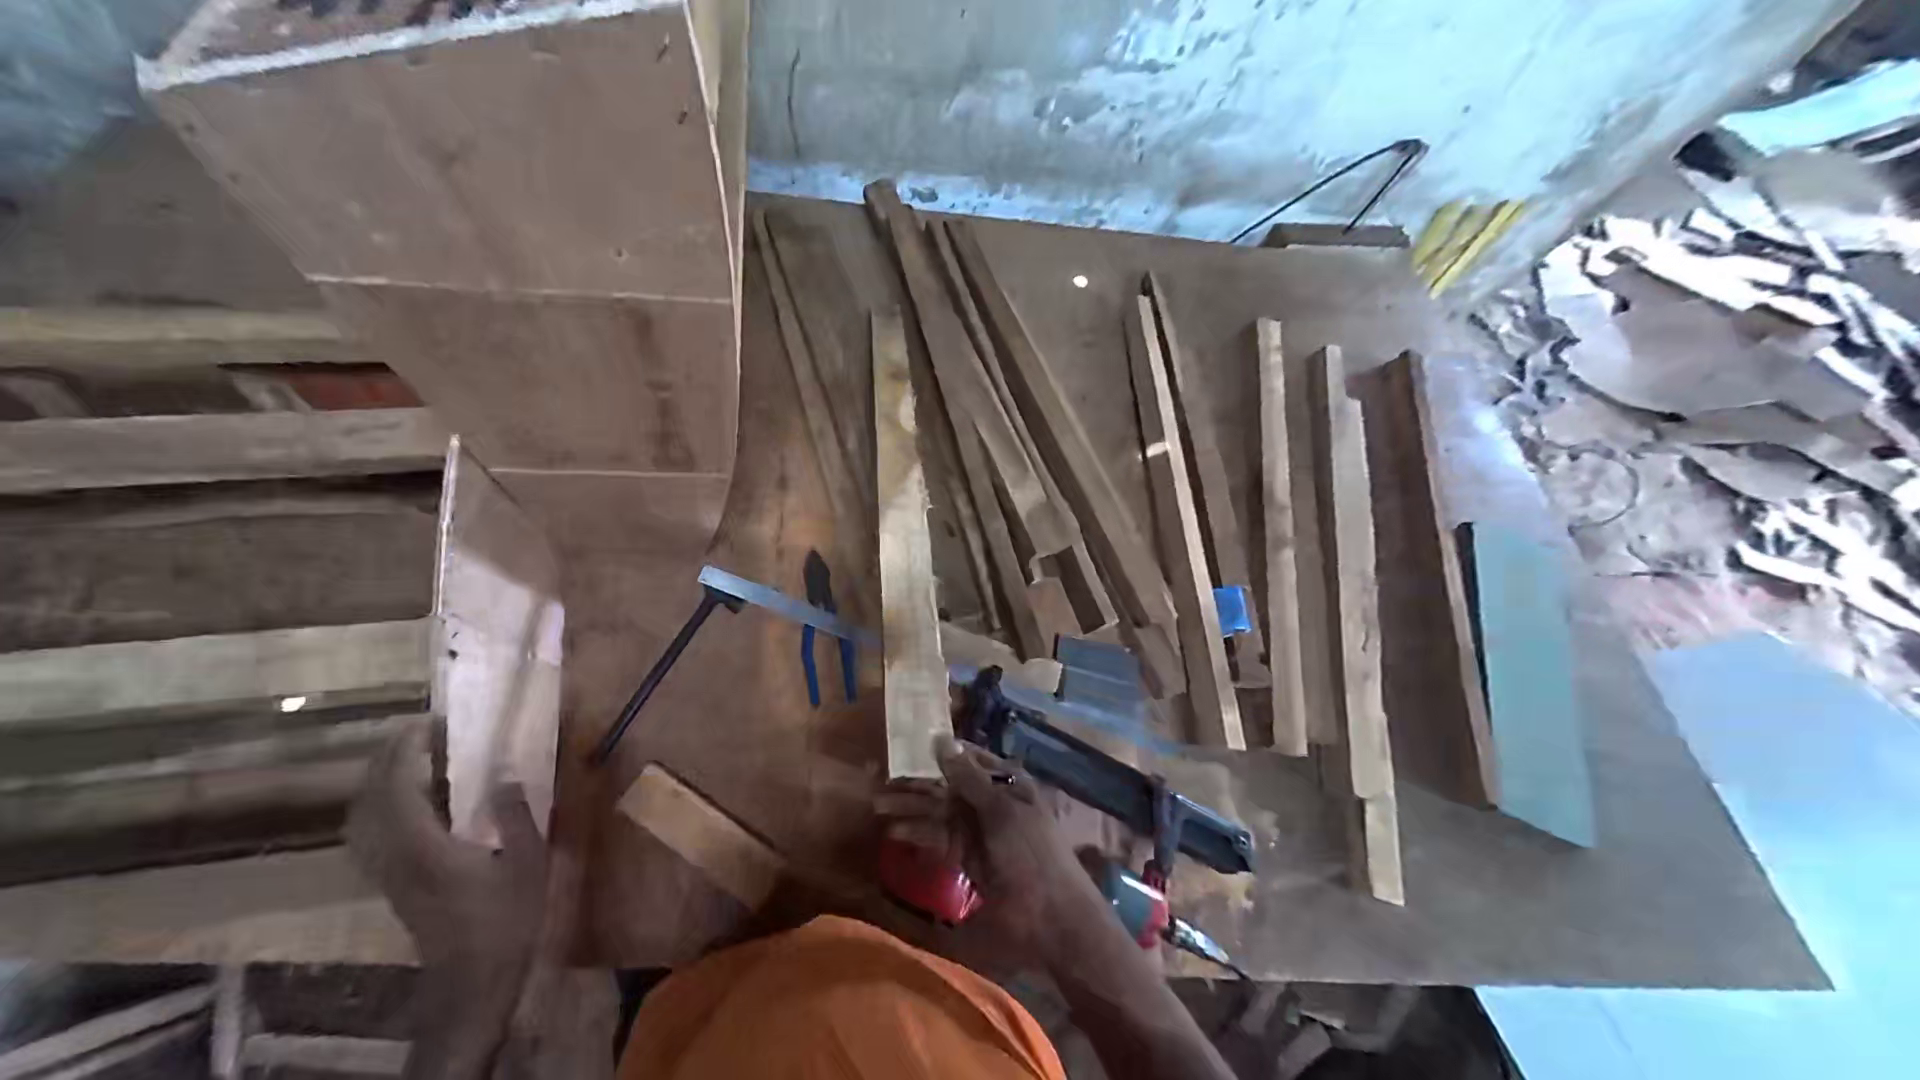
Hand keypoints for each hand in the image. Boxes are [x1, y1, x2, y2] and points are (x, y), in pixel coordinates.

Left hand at [345, 723, 546, 982]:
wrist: (474, 974)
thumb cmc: (506, 915)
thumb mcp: (526, 859)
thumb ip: (515, 814)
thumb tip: (506, 774)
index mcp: (424, 847)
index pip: (397, 788)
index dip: (406, 751)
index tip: (429, 722)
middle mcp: (393, 856)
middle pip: (370, 798)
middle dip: (388, 758)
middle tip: (421, 730)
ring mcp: (386, 870)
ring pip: (362, 815)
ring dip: (380, 779)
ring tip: (414, 755)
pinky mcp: (391, 880)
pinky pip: (369, 831)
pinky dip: (380, 803)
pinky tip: (410, 796)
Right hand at [875, 735, 1108, 968]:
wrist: (1050, 919)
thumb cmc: (1031, 853)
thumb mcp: (1001, 810)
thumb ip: (968, 777)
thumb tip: (940, 740)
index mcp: (1007, 781)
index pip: (966, 758)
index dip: (937, 753)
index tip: (904, 746)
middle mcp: (990, 800)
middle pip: (948, 784)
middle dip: (916, 782)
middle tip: (878, 779)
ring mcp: (978, 830)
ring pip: (939, 810)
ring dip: (910, 808)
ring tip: (876, 805)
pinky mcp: (967, 857)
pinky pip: (939, 838)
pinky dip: (918, 834)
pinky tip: (893, 832)